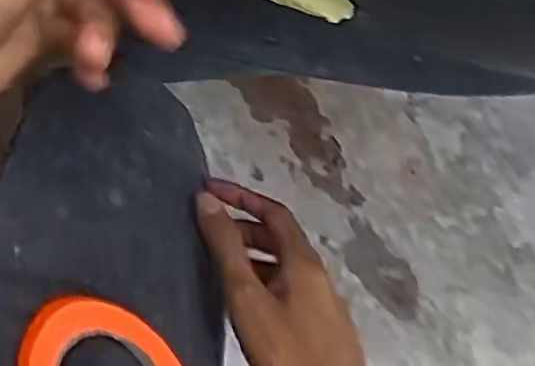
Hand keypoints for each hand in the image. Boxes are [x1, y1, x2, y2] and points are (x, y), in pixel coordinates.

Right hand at [196, 179, 365, 365]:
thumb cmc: (283, 346)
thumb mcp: (244, 291)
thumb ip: (224, 243)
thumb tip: (206, 198)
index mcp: (306, 266)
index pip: (275, 213)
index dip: (240, 195)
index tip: (206, 188)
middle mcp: (322, 281)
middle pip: (280, 237)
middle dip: (241, 224)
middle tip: (206, 227)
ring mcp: (327, 308)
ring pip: (284, 263)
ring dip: (250, 252)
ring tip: (218, 261)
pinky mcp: (325, 329)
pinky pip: (289, 285)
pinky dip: (262, 274)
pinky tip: (244, 294)